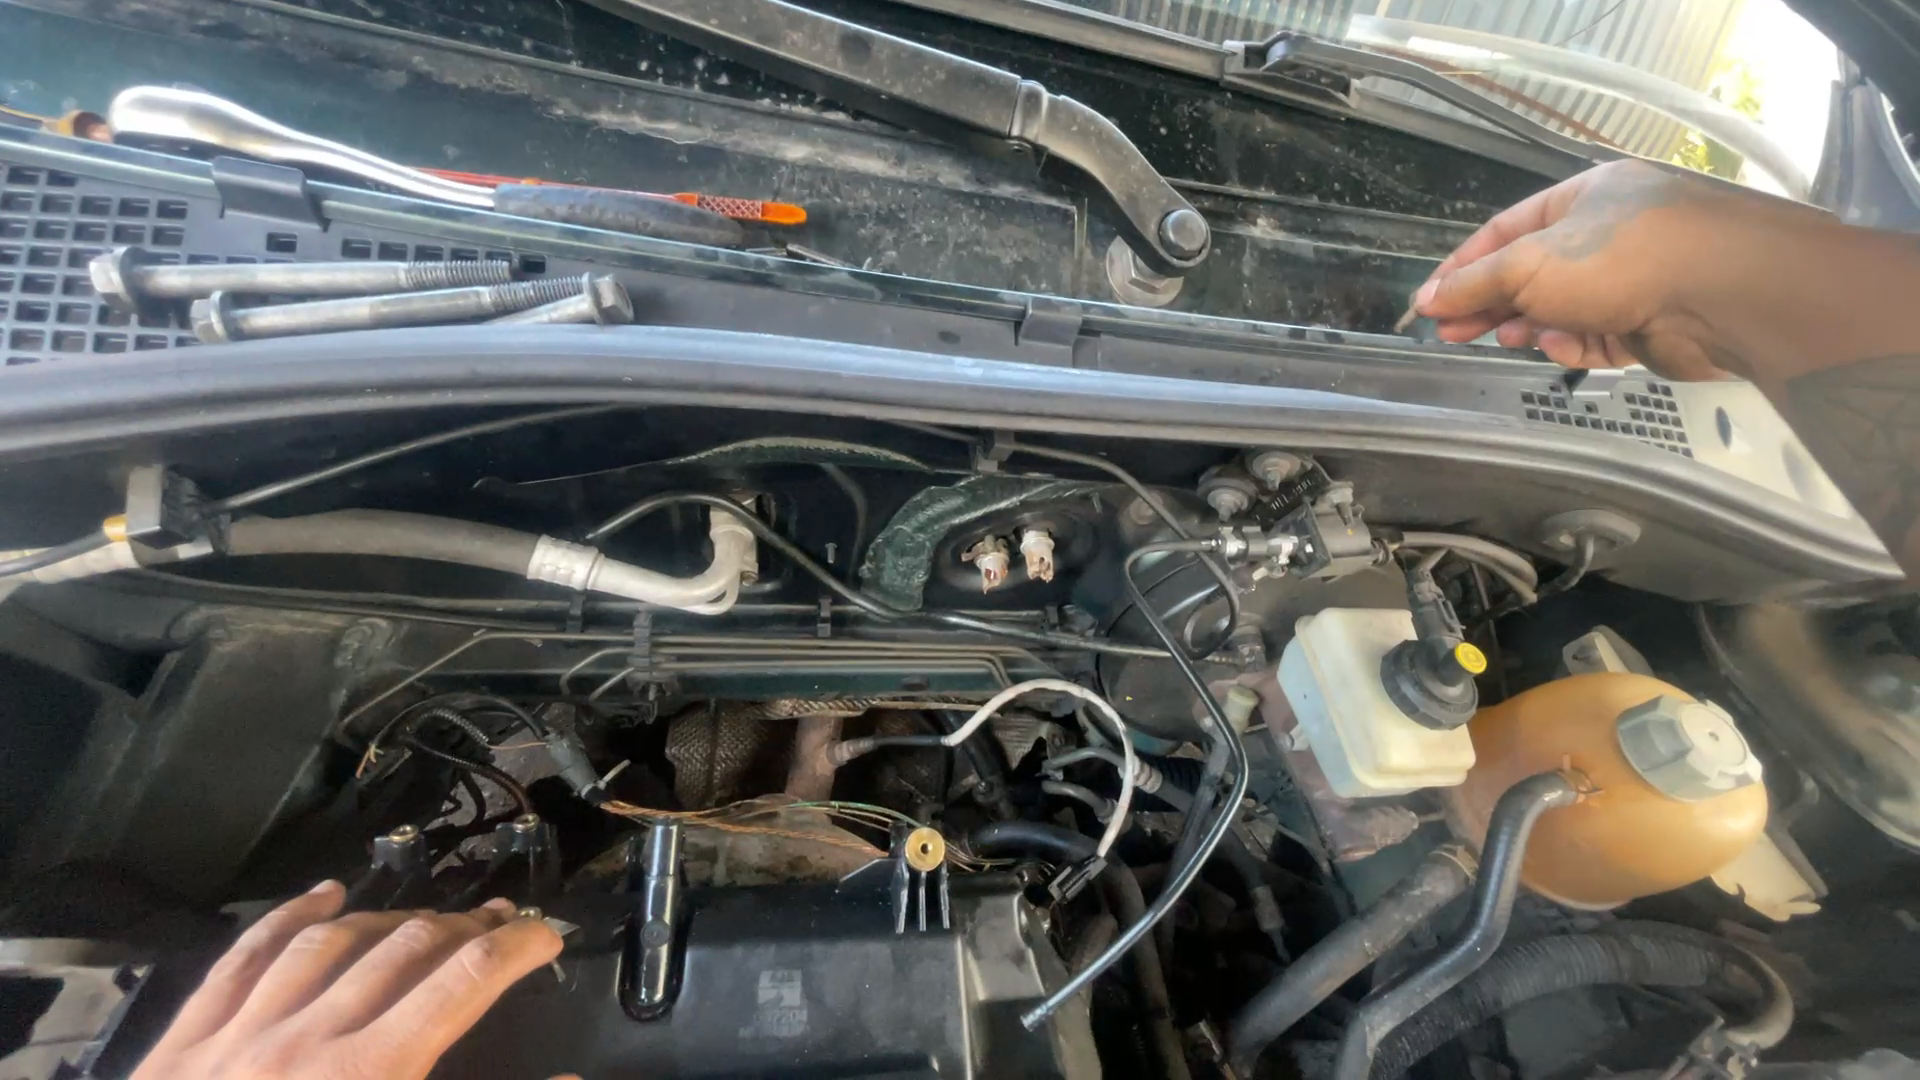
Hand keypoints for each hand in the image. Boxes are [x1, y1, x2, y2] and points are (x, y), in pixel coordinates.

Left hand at [133, 880, 562, 1079]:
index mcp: (368, 1076)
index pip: (468, 979)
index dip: (521, 945)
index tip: (550, 938)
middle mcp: (306, 1040)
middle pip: (412, 947)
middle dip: (471, 926)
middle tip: (503, 922)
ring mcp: (235, 1038)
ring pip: (337, 940)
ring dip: (399, 919)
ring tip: (434, 919)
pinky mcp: (174, 1051)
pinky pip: (241, 961)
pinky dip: (288, 919)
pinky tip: (326, 894)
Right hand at [1412, 159, 1826, 381]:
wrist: (1728, 296)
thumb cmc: (1619, 261)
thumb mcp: (1525, 265)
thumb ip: (1469, 284)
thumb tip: (1424, 299)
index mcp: (1585, 197)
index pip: (1502, 232)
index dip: (1459, 268)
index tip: (1427, 302)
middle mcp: (1609, 231)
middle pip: (1527, 273)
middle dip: (1488, 305)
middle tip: (1450, 333)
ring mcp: (1632, 274)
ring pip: (1556, 307)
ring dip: (1528, 325)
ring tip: (1509, 340)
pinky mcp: (1648, 316)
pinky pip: (1590, 332)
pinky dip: (1572, 342)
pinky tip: (1564, 344)